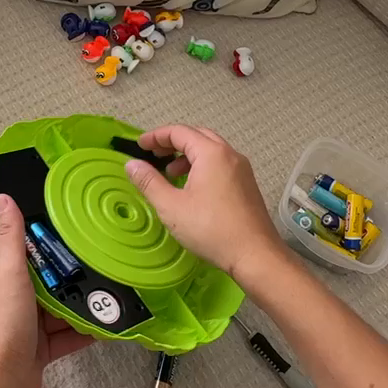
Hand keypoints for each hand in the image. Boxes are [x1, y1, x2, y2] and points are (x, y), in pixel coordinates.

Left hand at [0, 194, 94, 387]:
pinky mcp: (40, 349)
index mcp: (1, 276)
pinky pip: (66, 334)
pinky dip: (84, 330)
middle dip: (72, 273)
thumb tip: (2, 196)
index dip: (49, 241)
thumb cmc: (3, 325)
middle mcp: (12, 298)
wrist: (1, 386)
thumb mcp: (8, 273)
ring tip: (112, 292)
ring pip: (59, 307)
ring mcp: (26, 325)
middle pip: (47, 279)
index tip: (79, 230)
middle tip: (105, 261)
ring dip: (81, 302)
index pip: (27, 250)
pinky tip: (107, 325)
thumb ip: (10, 237)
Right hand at [123, 124, 284, 280]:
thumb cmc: (211, 229)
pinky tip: (192, 187)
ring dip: (187, 155)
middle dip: (173, 142)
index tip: (140, 146)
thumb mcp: (171, 206)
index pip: (179, 132)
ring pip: (210, 149)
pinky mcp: (247, 184)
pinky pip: (220, 163)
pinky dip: (202, 165)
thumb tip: (132, 164)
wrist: (255, 255)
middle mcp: (230, 154)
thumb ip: (149, 182)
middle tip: (154, 154)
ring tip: (170, 172)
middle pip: (197, 135)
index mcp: (211, 153)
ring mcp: (242, 169)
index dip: (156, 136)